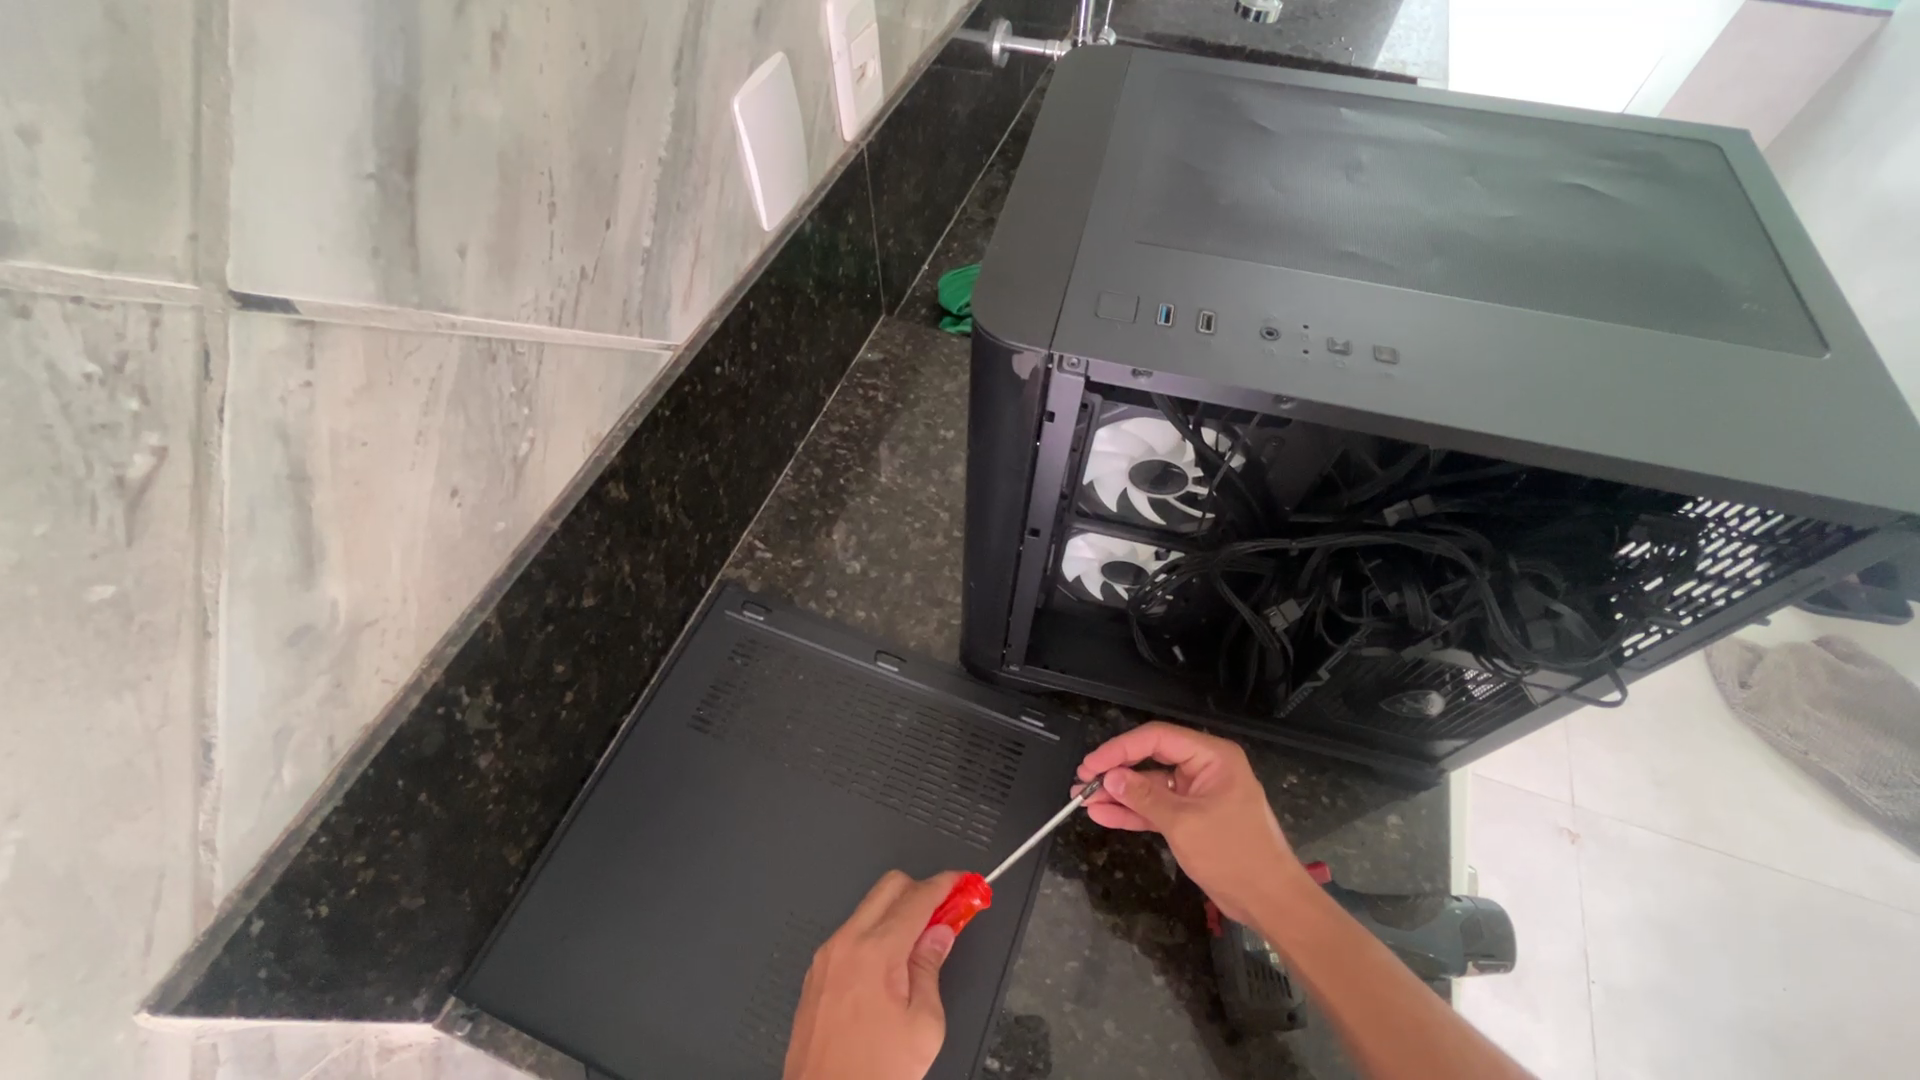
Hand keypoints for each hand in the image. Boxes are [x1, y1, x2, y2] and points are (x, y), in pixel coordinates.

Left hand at [784, 870, 960, 1079]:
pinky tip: (893, 961)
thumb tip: (939, 934)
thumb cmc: (872, 1074)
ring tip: (922, 943)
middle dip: (922, 890)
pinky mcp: (817, 972)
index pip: (918, 897)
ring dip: (898, 912)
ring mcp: (826, 956)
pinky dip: (876, 932)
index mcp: (875, 953)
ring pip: (868, 907)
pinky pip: (851, 932)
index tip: (963, 883)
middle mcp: (845, 944)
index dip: (946, 885)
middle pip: (890, 886)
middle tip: (947, 912)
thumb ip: (931, 968)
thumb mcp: (923, 1025)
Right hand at [1078, 721, 1304, 920]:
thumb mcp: (1184, 823)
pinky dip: (1131, 812)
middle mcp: (1204, 769)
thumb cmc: (1235, 854)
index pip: (1157, 739)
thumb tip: (1110, 777)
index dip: (1120, 749)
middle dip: (1116, 771)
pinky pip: (1156, 809)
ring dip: (1118, 794)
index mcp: (1212, 757)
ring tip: (1083, 798)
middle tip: (1082, 780)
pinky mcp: (1191, 818)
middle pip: (1150, 759)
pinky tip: (1103, 814)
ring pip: (1149, 786)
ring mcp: (1197, 795)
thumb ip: (1144, 797)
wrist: (1270, 901)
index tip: (1092, 764)